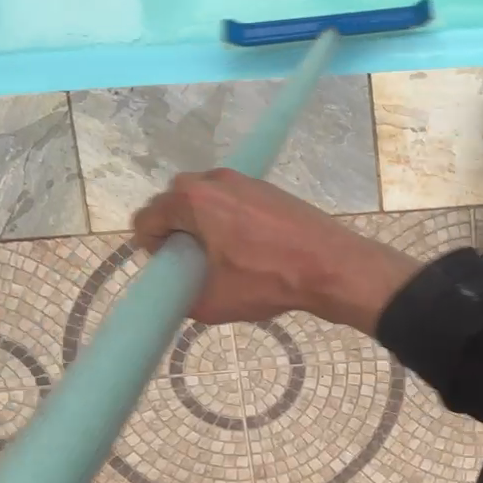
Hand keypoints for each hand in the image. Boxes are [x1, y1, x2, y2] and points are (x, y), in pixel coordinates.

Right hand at [130, 169, 420, 332]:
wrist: (334, 266)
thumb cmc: (269, 281)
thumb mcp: (212, 302)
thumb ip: (181, 296)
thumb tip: (180, 292)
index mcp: (194, 199)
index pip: (148, 217)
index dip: (151, 247)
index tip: (170, 269)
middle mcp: (217, 180)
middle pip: (176, 201)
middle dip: (176, 229)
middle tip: (192, 261)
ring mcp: (248, 181)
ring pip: (208, 199)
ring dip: (204, 222)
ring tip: (221, 255)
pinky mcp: (271, 189)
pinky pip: (235, 200)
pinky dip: (231, 218)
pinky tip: (248, 246)